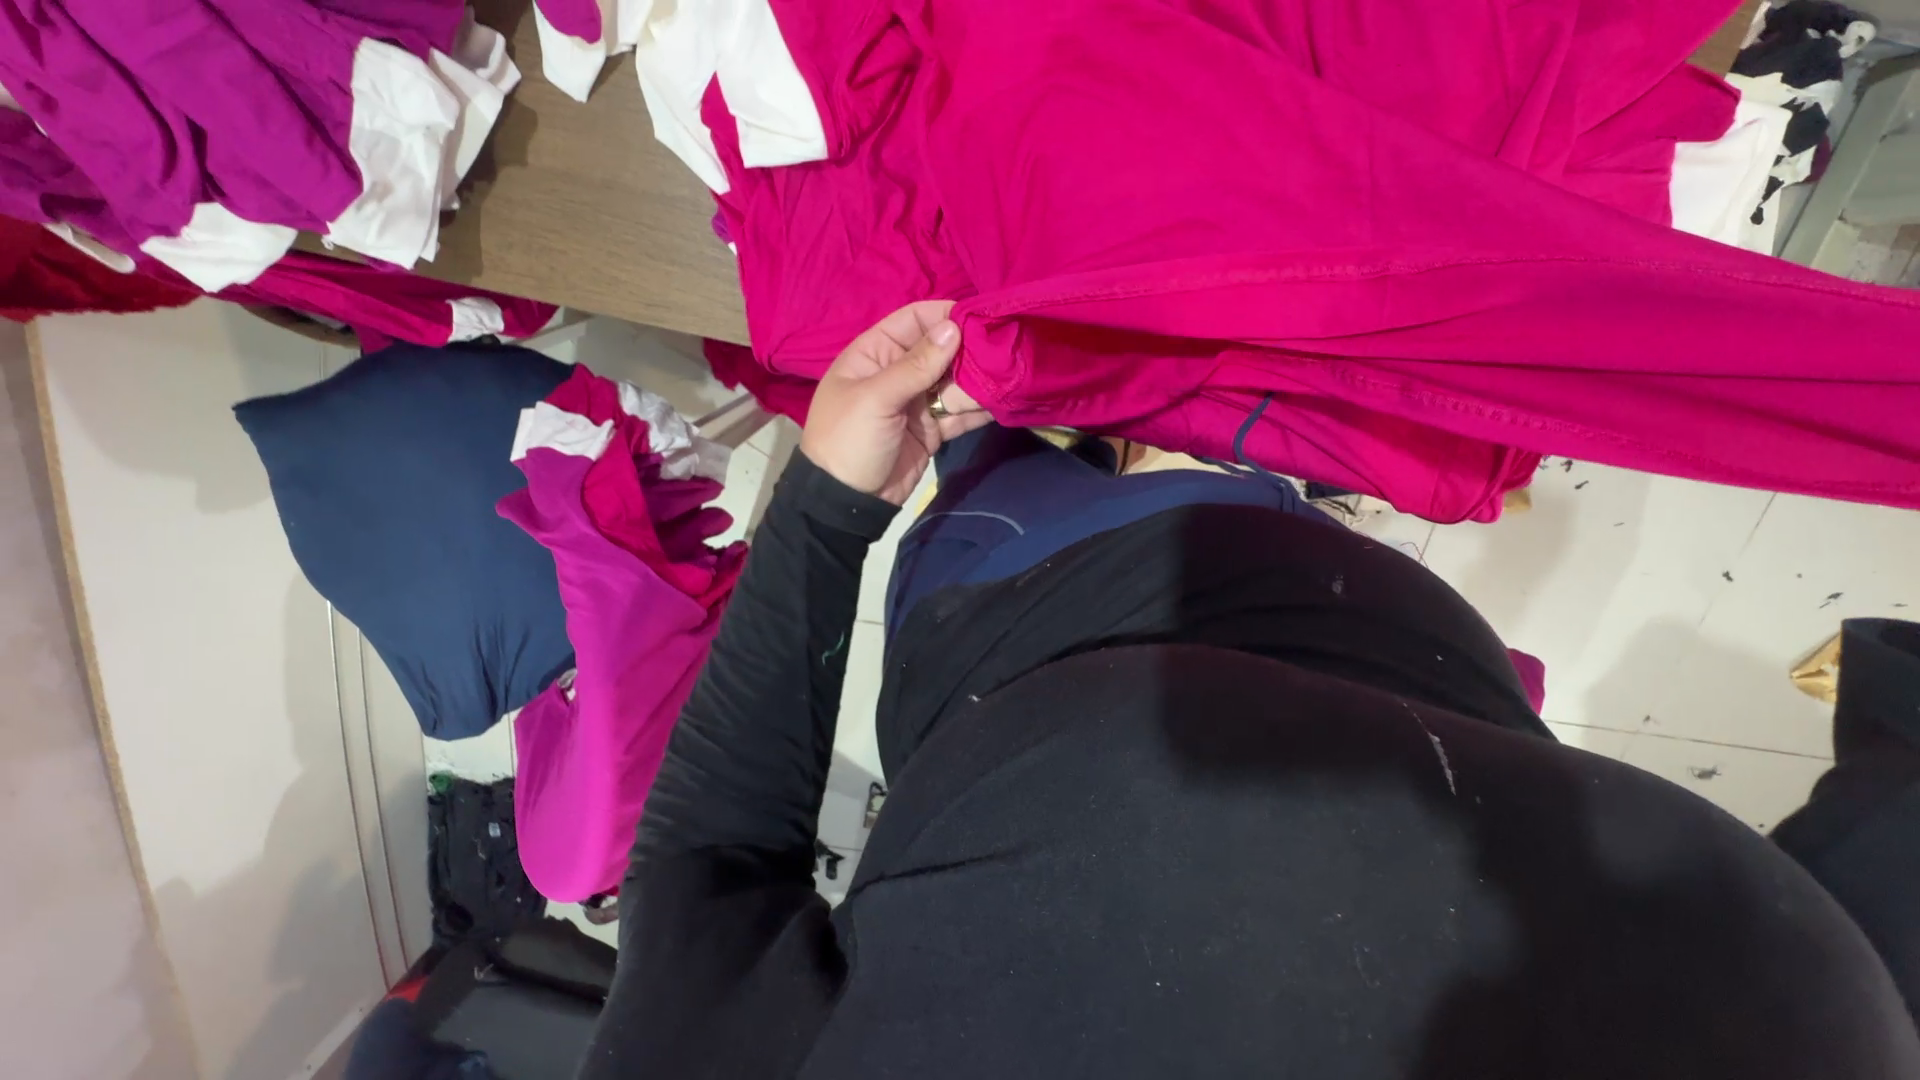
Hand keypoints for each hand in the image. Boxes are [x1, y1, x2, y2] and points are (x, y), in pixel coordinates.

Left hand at [800, 301, 990, 504]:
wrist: (846, 502)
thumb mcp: (876, 398)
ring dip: (980, 379)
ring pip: (955, 382)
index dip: (944, 315)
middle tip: (1004, 348)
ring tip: (1010, 374)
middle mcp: (898, 372)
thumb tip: (954, 327)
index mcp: (874, 354)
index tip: (980, 316)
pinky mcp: (932, 430)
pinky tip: (1006, 399)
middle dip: (971, 348)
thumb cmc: (848, 440)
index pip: (913, 320)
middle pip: (941, 350)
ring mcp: (917, 402)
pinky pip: (960, 412)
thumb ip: (916, 365)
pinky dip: (980, 408)